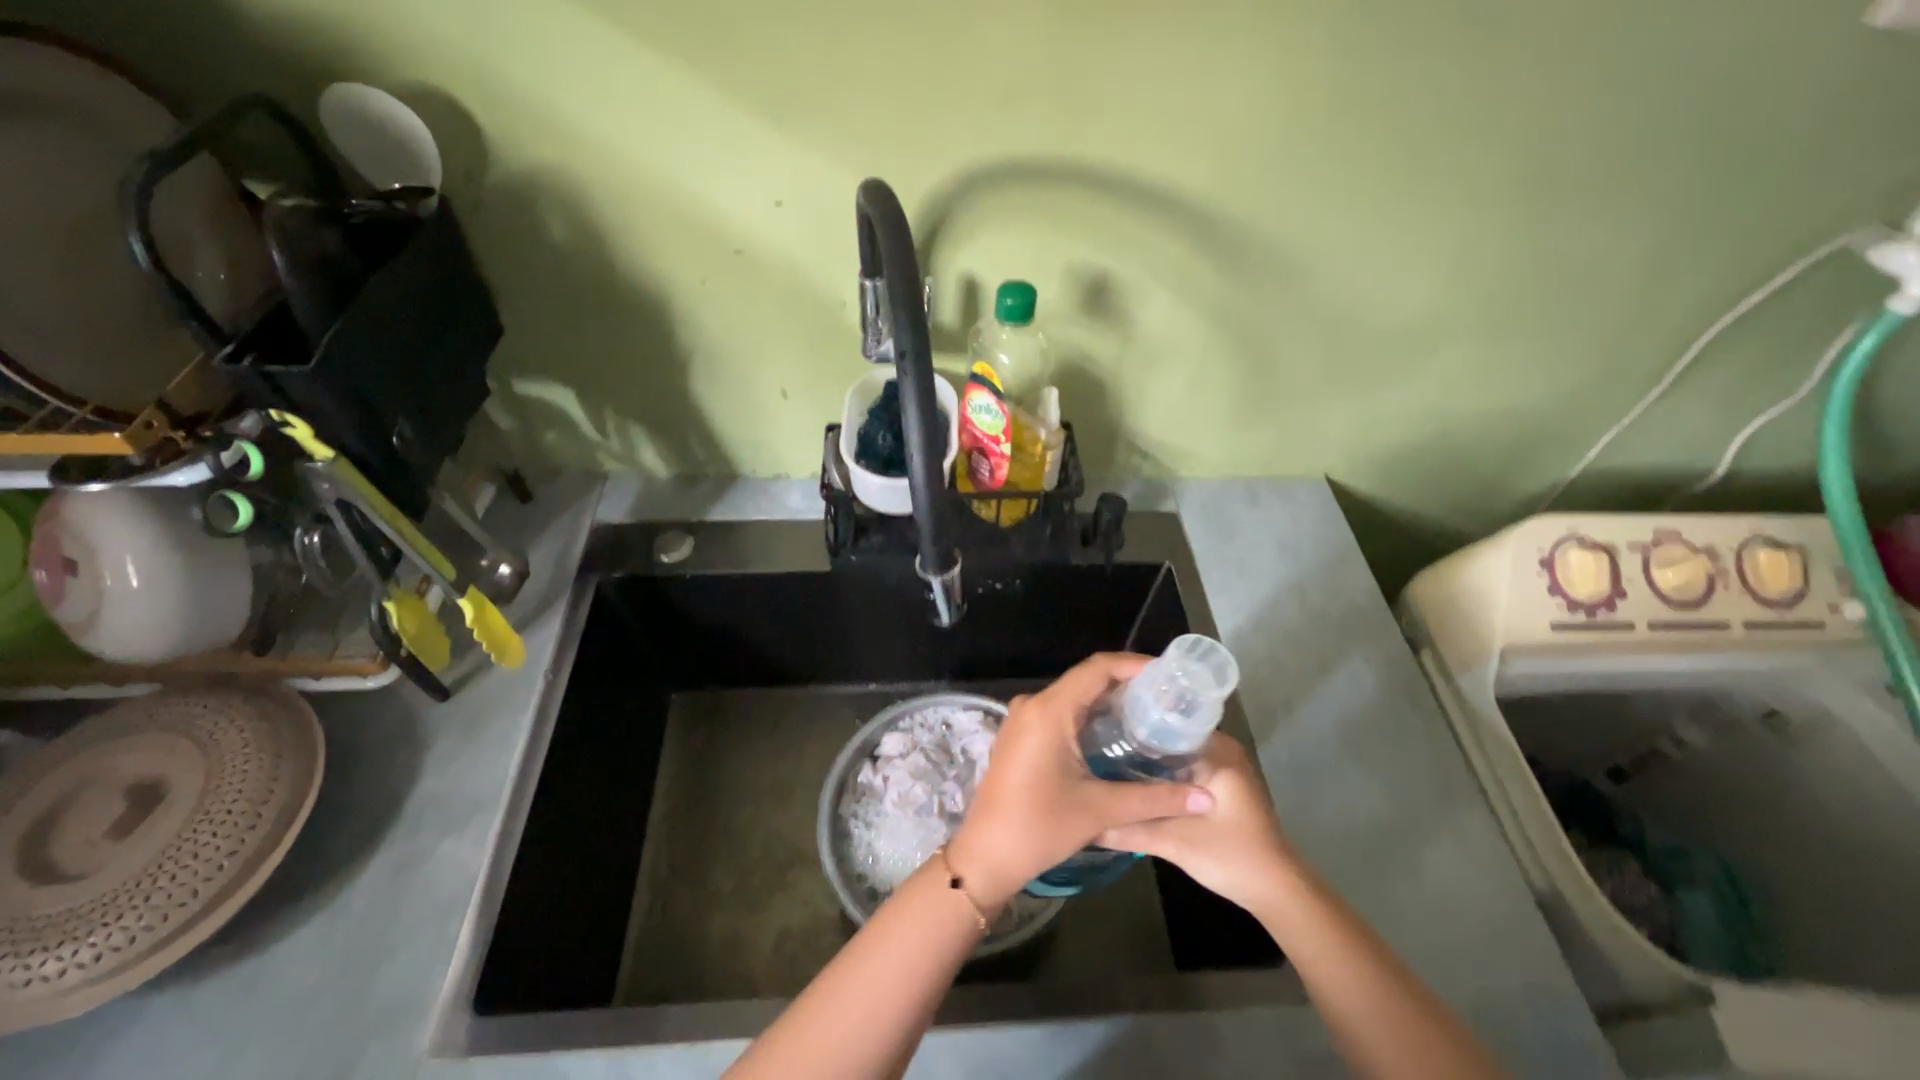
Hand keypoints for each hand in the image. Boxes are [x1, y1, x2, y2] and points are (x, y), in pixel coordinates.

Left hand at [947, 652, 1213, 908]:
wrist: (985, 857)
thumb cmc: (1039, 827)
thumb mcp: (1101, 810)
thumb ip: (1155, 799)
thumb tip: (1206, 798)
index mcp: (1049, 711)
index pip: (1097, 668)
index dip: (1134, 665)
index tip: (1168, 675)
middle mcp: (1032, 706)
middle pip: (1086, 680)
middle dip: (1127, 686)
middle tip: (1168, 700)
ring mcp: (1022, 721)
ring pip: (1073, 699)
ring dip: (1108, 704)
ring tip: (1151, 717)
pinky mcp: (1020, 738)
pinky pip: (1059, 715)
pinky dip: (1089, 719)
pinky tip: (1117, 737)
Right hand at [1095, 733, 1299, 914]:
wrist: (1275, 890)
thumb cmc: (1232, 857)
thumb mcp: (1175, 843)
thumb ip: (1129, 830)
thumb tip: (1086, 822)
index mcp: (1216, 750)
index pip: (1164, 723)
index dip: (1129, 728)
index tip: (1095, 732)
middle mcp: (1220, 749)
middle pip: (1166, 738)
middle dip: (1132, 746)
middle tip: (1091, 750)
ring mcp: (1220, 767)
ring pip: (1172, 755)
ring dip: (1144, 763)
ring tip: (1102, 764)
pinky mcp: (1217, 786)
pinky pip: (1180, 770)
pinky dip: (1158, 776)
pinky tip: (1130, 785)